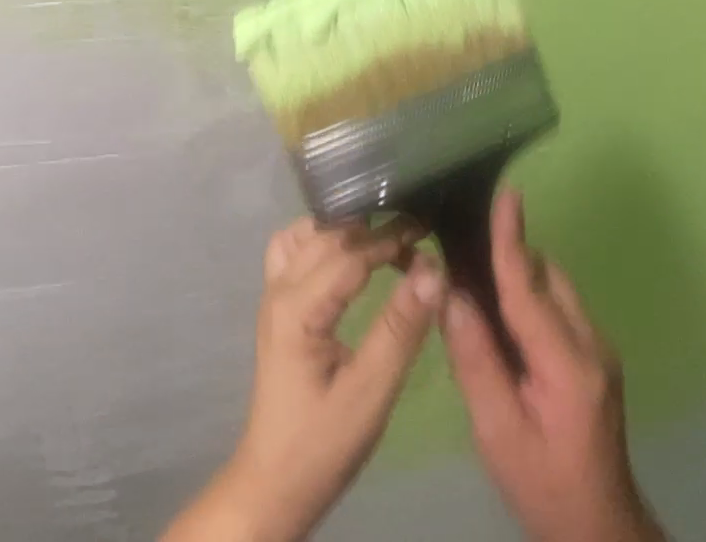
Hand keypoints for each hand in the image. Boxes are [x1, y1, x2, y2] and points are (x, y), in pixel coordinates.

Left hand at [163, 217, 445, 541]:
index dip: (390, 240)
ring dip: (343, 229)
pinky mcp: (277, 307)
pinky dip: (322, 241)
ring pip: (303, 236)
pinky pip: (293, 253)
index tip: (429, 234)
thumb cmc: (324, 439)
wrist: (276, 478)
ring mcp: (272, 296)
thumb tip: (433, 271)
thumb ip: (400, 328)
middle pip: (325, 236)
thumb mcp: (371, 391)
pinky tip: (349, 254)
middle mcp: (278, 290)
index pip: (348, 253)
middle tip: (417, 232)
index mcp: (297, 308)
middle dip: (370, 227)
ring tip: (385, 238)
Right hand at [442, 189, 665, 541]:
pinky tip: (495, 311)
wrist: (597, 525)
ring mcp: (598, 351)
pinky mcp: (594, 359)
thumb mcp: (497, 429)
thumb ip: (475, 360)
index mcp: (569, 365)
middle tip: (458, 242)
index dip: (512, 240)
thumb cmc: (541, 482)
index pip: (530, 289)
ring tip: (469, 272)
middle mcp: (592, 345)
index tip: (505, 196)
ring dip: (517, 274)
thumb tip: (451, 296)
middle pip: (546, 278)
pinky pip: (556, 308)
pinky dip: (526, 295)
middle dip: (508, 254)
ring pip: (554, 290)